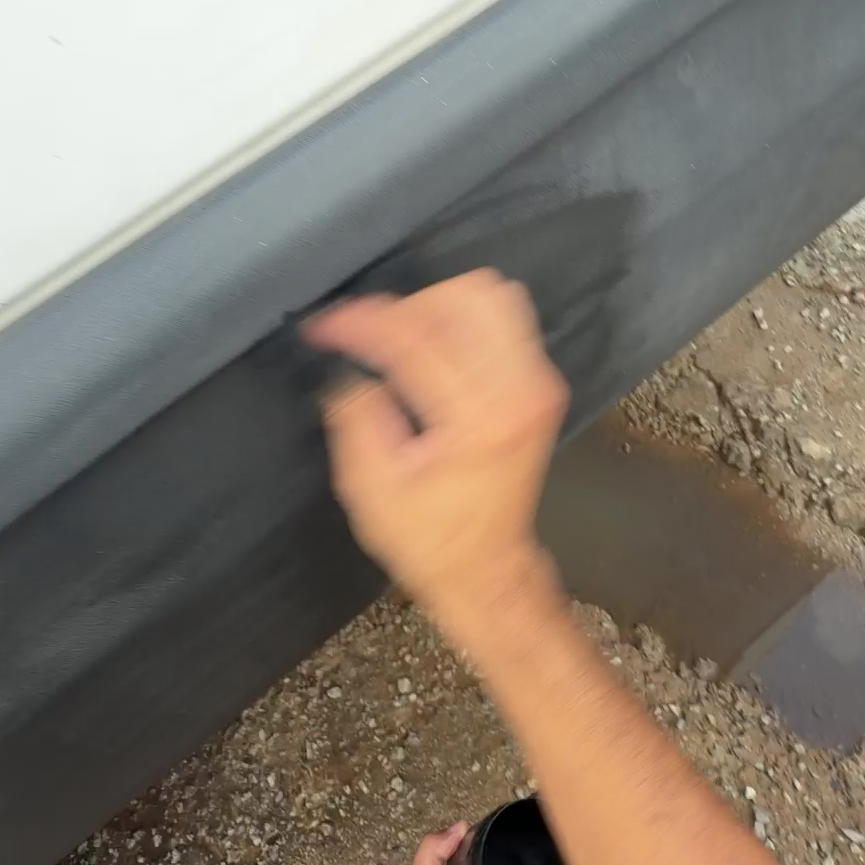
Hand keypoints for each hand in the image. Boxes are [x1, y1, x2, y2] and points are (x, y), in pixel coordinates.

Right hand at [303, 269, 568, 625]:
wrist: (486, 568)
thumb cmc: (430, 539)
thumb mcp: (371, 488)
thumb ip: (356, 416)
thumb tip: (346, 369)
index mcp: (477, 420)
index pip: (414, 339)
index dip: (360, 323)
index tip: (323, 326)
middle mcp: (518, 391)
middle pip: (466, 297)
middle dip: (406, 307)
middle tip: (372, 338)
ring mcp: (537, 384)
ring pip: (492, 297)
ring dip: (437, 308)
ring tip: (402, 341)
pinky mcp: (540, 385)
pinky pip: (505, 321)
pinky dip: (462, 322)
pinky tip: (433, 350)